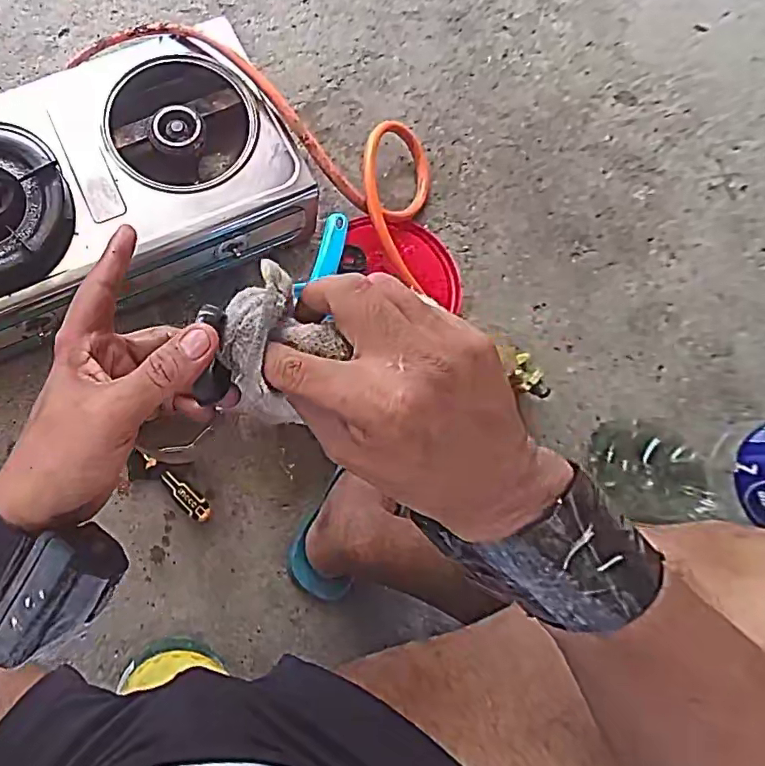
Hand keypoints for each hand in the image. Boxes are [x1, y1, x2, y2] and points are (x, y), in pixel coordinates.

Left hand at [0, 226, 219, 528]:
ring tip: (213, 391)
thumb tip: (200, 339)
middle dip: (185, 348)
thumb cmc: (54, 459)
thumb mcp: (113, 411)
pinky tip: (198, 409)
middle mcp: (98, 363)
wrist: (44, 510)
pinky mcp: (125, 415)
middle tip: (217, 354)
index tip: (129, 232)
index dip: (116, 261)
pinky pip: (161, 396)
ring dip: (189, 380)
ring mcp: (113, 390)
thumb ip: (160, 375)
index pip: (100, 293)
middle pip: (151, 339)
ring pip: (162, 370)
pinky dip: (181, 401)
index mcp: (82, 349)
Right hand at [262, 272, 573, 541]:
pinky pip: (414, 299)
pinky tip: (386, 332)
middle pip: (344, 293)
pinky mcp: (466, 333)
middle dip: (313, 296)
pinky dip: (389, 308)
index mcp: (376, 404)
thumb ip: (311, 406)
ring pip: (380, 284)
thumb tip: (284, 370)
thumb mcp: (349, 455)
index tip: (269, 351)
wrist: (495, 481)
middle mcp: (409, 363)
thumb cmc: (422, 477)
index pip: (299, 362)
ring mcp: (443, 341)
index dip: (273, 354)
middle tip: (308, 313)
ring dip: (351, 296)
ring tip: (346, 319)